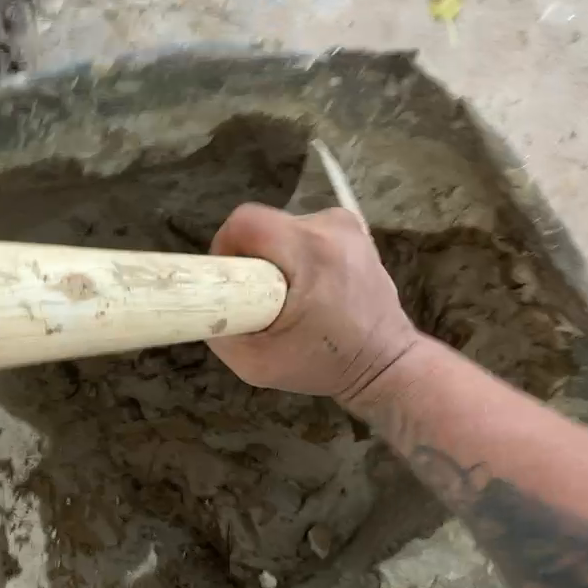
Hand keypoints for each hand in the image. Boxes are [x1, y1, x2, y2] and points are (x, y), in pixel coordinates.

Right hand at [208, 203, 422, 405]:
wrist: (385, 363)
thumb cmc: (322, 365)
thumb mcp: (255, 364)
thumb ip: (219, 332)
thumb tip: (201, 305)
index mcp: (310, 251)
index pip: (244, 223)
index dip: (225, 250)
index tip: (231, 283)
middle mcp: (332, 226)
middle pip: (263, 225)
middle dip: (252, 259)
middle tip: (257, 299)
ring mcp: (348, 224)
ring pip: (283, 228)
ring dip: (274, 259)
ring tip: (286, 297)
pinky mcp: (354, 230)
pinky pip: (303, 232)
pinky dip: (295, 256)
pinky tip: (307, 288)